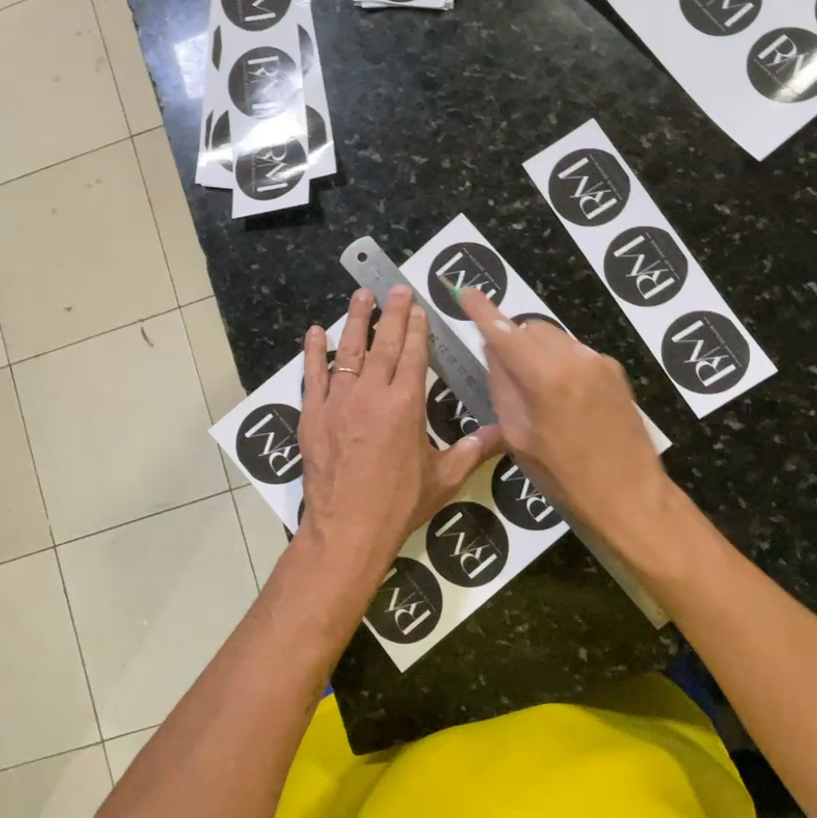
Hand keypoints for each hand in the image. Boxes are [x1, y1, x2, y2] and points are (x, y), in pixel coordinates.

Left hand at [297, 286, 503, 579]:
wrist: (347, 529)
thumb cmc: (399, 504)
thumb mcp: (443, 478)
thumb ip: (473, 449)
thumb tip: (504, 433)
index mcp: (405, 404)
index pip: (413, 355)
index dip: (416, 328)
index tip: (416, 306)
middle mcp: (371, 394)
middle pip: (383, 344)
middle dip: (391, 314)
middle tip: (394, 288)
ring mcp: (338, 402)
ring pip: (348, 352)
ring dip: (355, 321)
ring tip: (360, 295)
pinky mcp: (312, 415)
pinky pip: (312, 375)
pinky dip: (314, 352)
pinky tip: (316, 332)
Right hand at [456, 287, 674, 546]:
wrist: (630, 497)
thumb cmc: (564, 477)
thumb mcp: (518, 437)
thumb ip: (502, 387)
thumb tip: (494, 351)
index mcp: (546, 377)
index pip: (504, 331)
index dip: (481, 310)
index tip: (464, 291)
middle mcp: (575, 358)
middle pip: (530, 328)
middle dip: (512, 339)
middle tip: (503, 374)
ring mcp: (599, 362)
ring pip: (554, 339)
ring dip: (536, 351)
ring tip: (536, 394)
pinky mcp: (616, 372)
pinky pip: (575, 353)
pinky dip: (559, 363)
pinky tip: (563, 400)